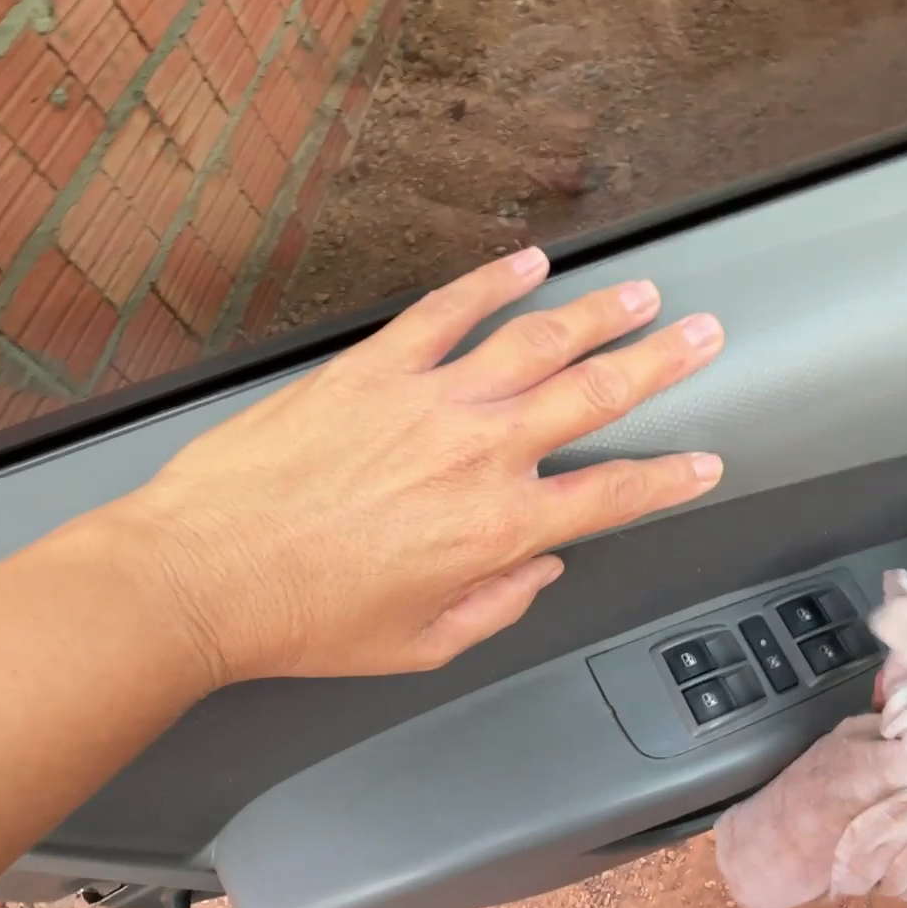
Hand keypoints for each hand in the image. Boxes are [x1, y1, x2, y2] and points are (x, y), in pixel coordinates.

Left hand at [109, 248, 725, 682]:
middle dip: (662, 364)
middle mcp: (478, 455)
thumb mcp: (421, 644)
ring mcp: (427, 401)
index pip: (613, 496)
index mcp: (496, 529)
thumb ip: (498, 604)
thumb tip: (540, 568)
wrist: (203, 575)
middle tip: (702, 337)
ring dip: (599, 315)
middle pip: (596, 396)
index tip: (703, 464)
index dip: (669, 480)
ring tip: (641, 294)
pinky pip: (448, 311)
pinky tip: (528, 263)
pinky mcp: (372, 368)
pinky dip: (493, 283)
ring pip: (537, 341)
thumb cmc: (305, 619)